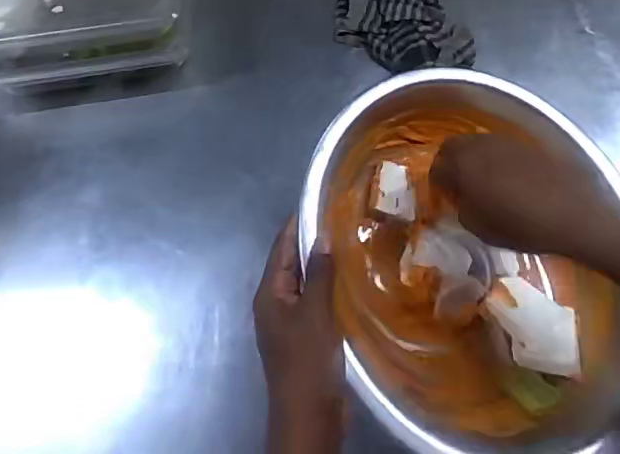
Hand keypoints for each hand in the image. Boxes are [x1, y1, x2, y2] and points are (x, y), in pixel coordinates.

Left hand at [253, 217, 343, 453]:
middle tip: (340, 222)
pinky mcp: (304, 337)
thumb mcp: (314, 314)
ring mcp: (288, 321)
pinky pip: (315, 303)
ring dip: (323, 267)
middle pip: (292, 263)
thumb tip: (321, 238)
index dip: (297, 224)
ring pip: (305, 283)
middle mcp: (274, 301)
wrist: (308, 418)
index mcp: (269, 292)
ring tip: (349, 246)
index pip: (281, 247)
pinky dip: (329, 290)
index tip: (317, 202)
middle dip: (312, 243)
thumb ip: (317, 274)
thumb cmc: (306, 361)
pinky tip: (350, 284)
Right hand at [429, 134, 619, 260]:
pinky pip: (499, 149)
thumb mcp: (482, 230)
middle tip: (459, 186)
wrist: (579, 215)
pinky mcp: (525, 145)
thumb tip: (461, 203)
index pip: (436, 169)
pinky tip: (510, 181)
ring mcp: (502, 142)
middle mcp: (476, 146)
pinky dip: (496, 160)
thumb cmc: (524, 226)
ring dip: (473, 160)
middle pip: (451, 148)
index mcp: (460, 165)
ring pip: (475, 145)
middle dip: (450, 164)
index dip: (437, 186)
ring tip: (485, 183)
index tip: (446, 200)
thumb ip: (462, 212)